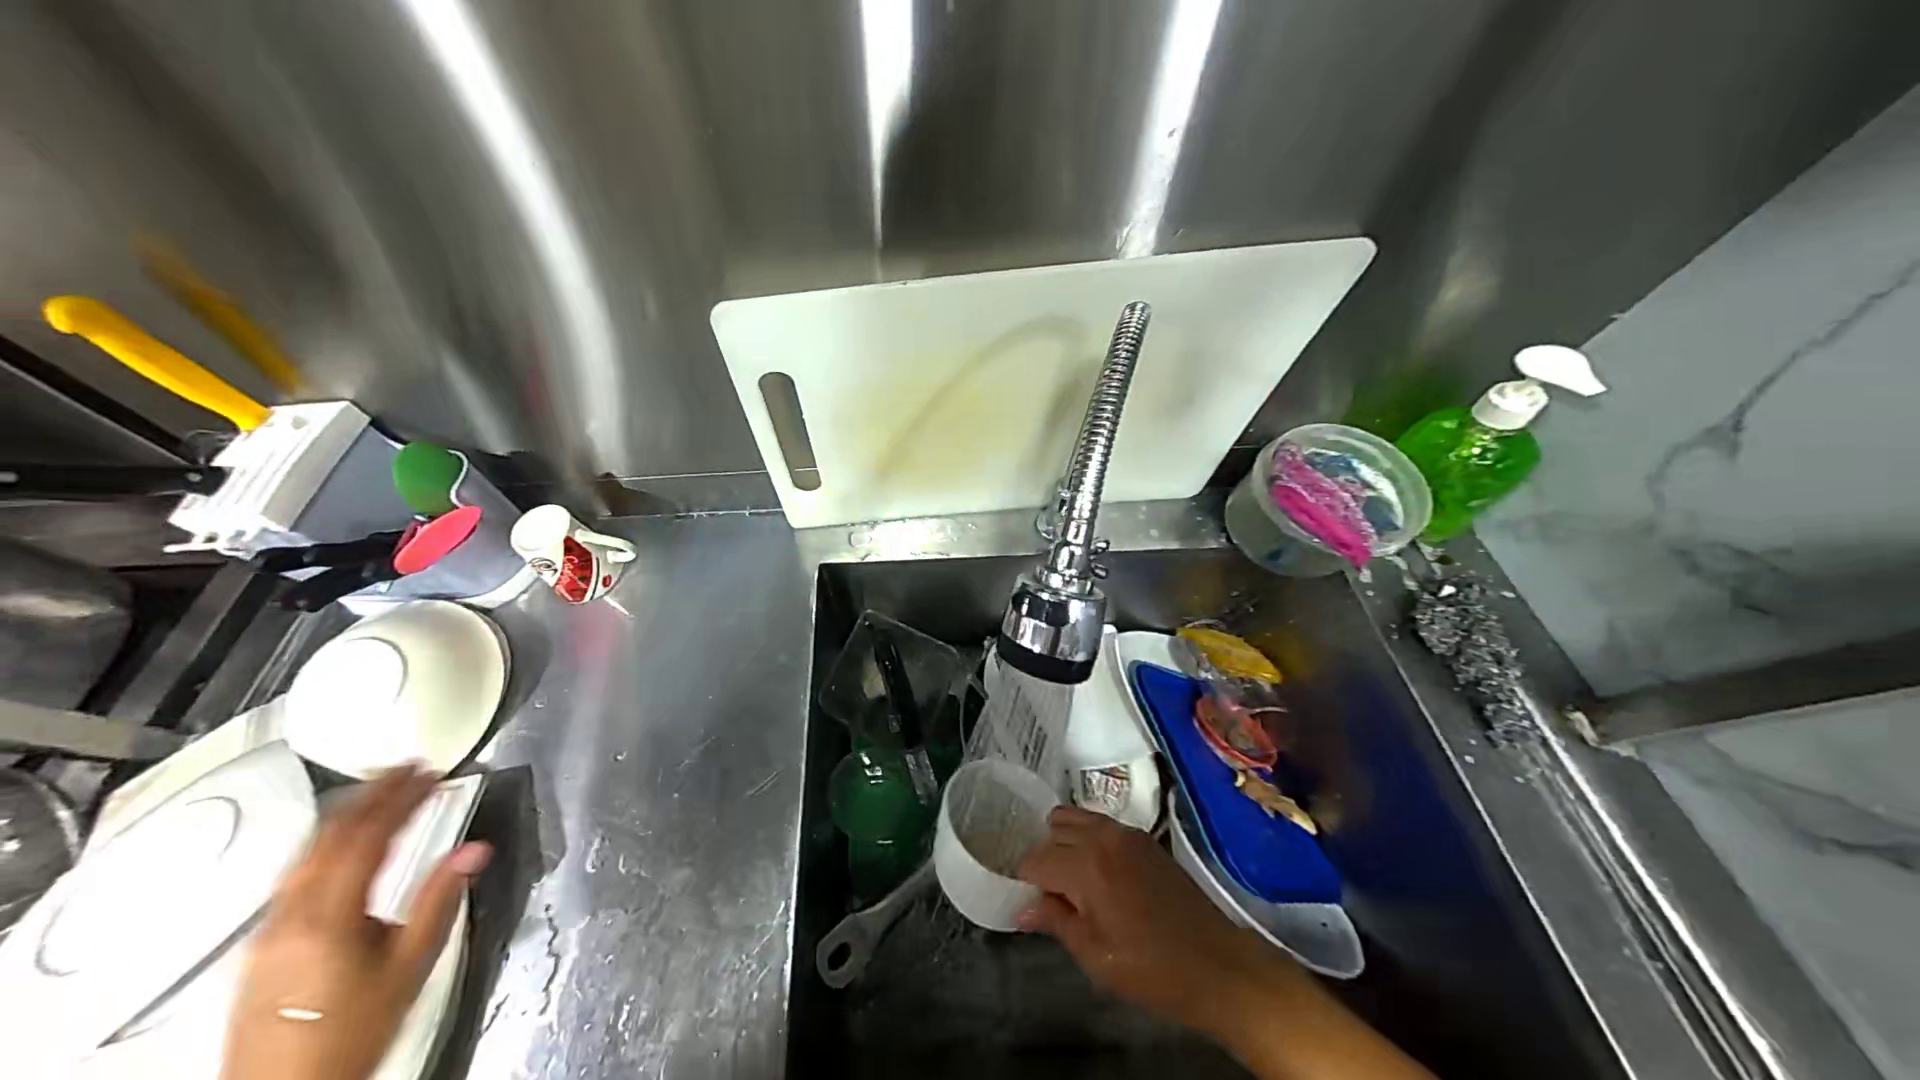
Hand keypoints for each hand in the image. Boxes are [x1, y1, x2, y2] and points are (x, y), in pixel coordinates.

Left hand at [224, 766, 490, 1079]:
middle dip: (371, 794)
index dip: (402, 798)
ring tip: (378, 793)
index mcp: (329, 916)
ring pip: (305, 854)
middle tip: (407, 769)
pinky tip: (341, 845)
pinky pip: (293, 876)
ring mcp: (267, 932)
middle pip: (328, 837)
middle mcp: (289, 916)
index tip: (430, 773)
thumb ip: (440, 899)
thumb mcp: (411, 965)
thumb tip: (474, 850)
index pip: (369, 836)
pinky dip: (325, 844)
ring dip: (345, 816)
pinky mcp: (261, 947)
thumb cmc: (351, 1035)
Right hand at [1017, 806, 1434, 1079]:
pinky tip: (1095, 871)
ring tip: (1069, 879)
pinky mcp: (1144, 839)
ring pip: (1075, 817)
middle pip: (1052, 831)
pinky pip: (1100, 823)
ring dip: (1064, 841)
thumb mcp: (1096, 957)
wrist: (1220, 966)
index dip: (1025, 880)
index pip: (1035, 858)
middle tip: (1047, 893)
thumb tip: (1023, 907)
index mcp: (1087, 866)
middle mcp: (1104, 837)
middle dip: (1043, 857)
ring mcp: (1127, 833)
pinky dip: (1087, 837)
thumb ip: (1056, 921)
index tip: (1026, 900)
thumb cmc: (1154, 970)